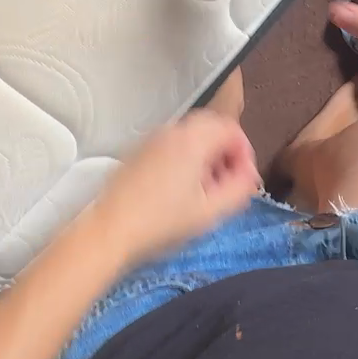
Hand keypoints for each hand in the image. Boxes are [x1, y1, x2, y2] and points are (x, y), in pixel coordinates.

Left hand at [83, 110, 260, 266]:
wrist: (108, 231)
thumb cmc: (162, 222)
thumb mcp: (211, 211)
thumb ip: (240, 188)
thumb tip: (249, 175)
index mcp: (193, 139)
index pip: (232, 129)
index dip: (244, 153)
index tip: (244, 181)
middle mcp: (173, 130)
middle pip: (212, 127)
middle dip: (226, 153)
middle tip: (227, 184)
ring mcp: (153, 139)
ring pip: (192, 135)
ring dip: (207, 156)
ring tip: (206, 190)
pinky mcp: (139, 151)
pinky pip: (173, 144)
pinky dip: (186, 158)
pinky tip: (181, 189)